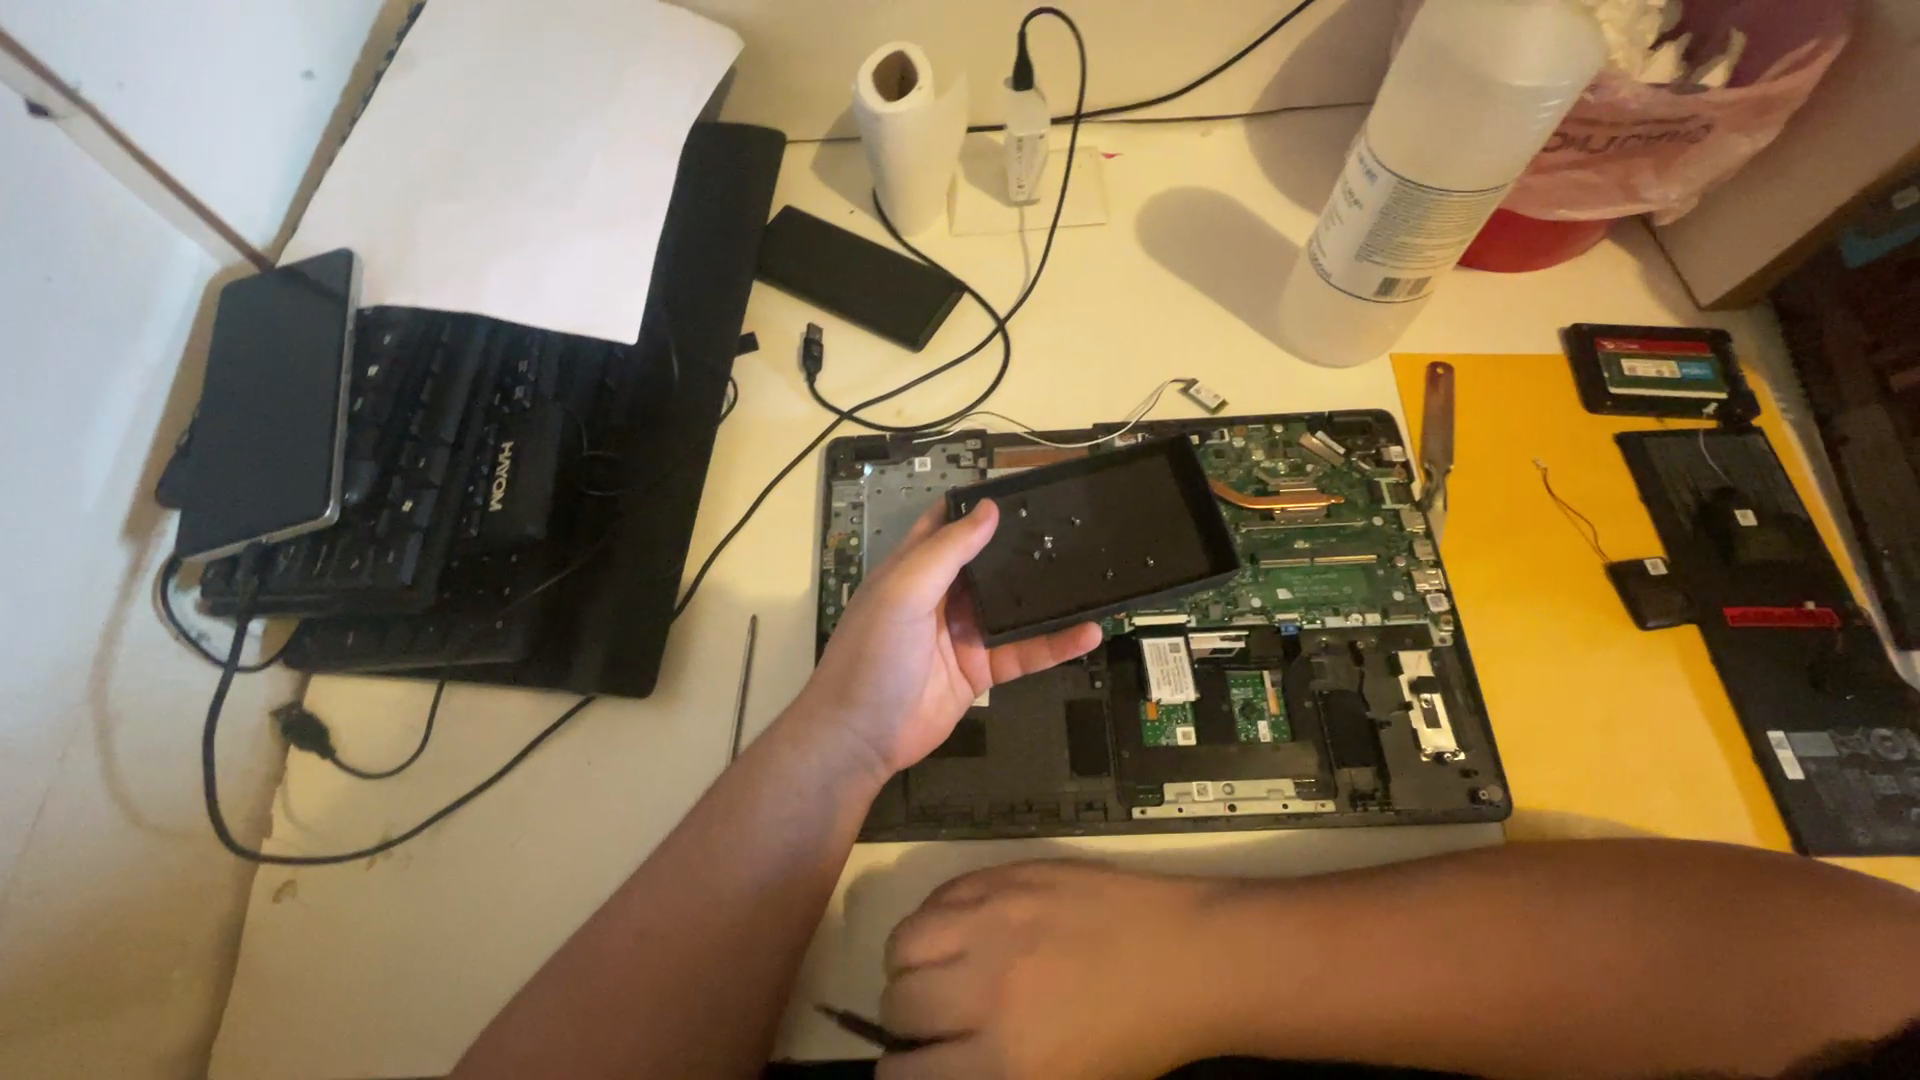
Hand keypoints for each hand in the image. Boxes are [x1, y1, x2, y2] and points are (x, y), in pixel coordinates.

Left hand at [800, 499, 1101, 774]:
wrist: (861, 735)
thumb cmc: (873, 653)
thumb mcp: (903, 591)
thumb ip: (946, 551)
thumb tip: (988, 509)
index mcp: (913, 570)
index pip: (946, 527)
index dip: (975, 508)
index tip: (1019, 490)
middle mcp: (940, 597)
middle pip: (987, 565)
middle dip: (1020, 548)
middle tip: (1070, 527)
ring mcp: (962, 635)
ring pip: (1012, 609)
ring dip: (1046, 597)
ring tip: (1090, 575)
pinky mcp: (981, 671)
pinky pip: (1024, 653)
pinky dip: (1055, 644)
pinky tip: (1088, 633)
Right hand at [877, 861, 1242, 1079]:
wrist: (1185, 954)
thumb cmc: (1135, 1036)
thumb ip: (990, 1076)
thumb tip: (942, 1064)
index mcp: (1004, 1061)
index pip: (902, 1077)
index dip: (901, 1075)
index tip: (916, 1066)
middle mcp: (985, 989)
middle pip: (897, 1005)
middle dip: (908, 1019)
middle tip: (938, 1015)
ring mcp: (991, 920)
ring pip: (903, 942)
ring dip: (913, 963)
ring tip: (943, 965)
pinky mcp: (1003, 875)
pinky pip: (937, 894)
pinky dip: (938, 917)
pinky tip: (965, 928)